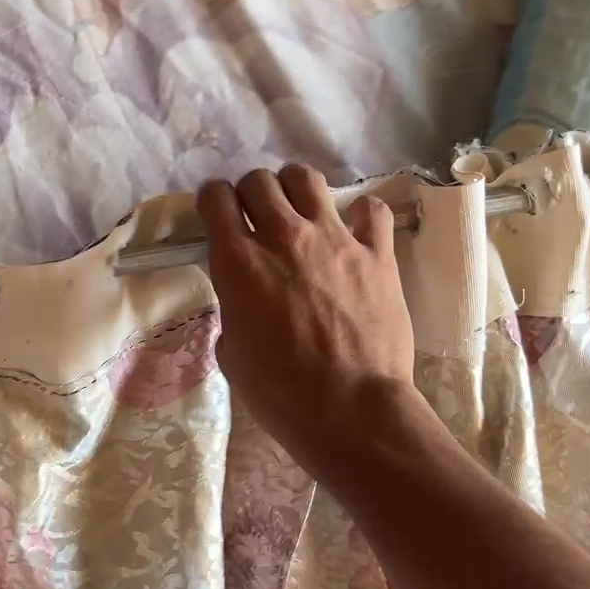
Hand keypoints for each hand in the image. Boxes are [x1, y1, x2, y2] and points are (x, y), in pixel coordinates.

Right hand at [199, 166, 419, 478]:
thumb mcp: (232, 351)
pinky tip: (352, 235)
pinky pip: (370, 210)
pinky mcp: (377, 253)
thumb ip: (233, 311)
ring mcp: (335, 240)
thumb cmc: (278, 391)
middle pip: (259, 181)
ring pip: (307, 179)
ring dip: (294, 191)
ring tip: (297, 214)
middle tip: (253, 218)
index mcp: (237, 263)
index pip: (216, 199)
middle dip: (250, 194)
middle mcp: (283, 238)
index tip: (215, 215)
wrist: (350, 408)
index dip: (211, 201)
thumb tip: (245, 302)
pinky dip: (358, 216)